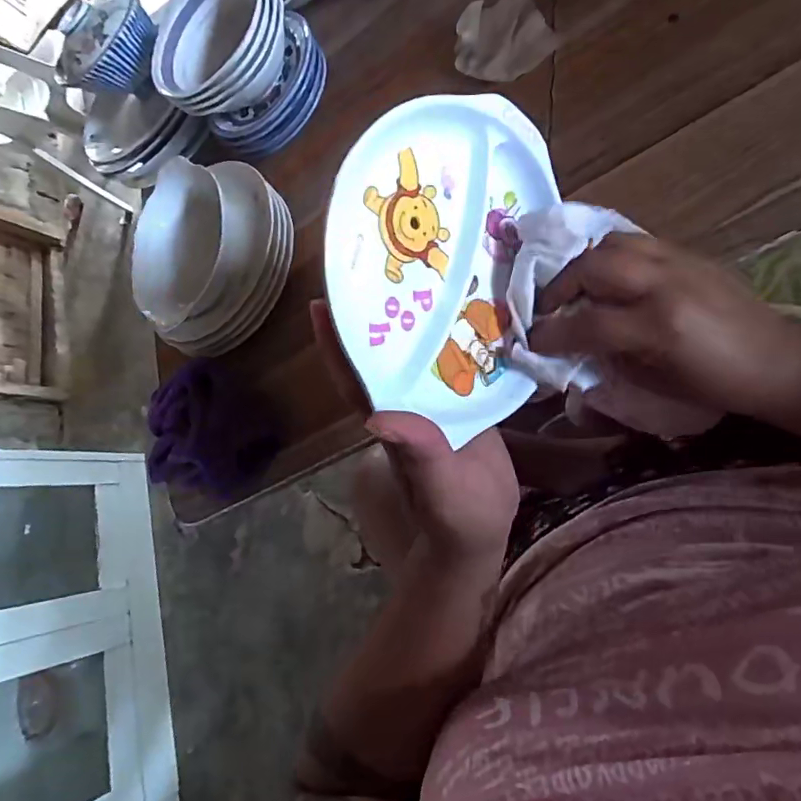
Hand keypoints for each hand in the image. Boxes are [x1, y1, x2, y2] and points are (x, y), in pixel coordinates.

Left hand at [309, 300, 518, 566]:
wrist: (482, 534)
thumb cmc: (453, 514)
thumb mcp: (436, 486)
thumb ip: (414, 452)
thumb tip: (377, 418)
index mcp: (390, 418)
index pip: (353, 377)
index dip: (334, 343)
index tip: (319, 303)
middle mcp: (406, 404)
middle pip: (384, 355)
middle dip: (378, 314)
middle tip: (382, 266)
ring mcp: (435, 404)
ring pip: (418, 355)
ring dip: (417, 321)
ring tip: (429, 274)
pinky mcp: (464, 405)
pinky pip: (455, 364)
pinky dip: (459, 338)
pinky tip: (474, 310)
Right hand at [527, 233, 800, 415]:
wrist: (779, 360)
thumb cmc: (716, 385)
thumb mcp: (655, 384)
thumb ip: (608, 358)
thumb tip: (571, 344)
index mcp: (657, 327)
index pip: (586, 323)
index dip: (550, 333)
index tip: (531, 341)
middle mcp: (664, 284)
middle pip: (591, 267)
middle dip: (559, 287)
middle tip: (548, 307)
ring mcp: (678, 261)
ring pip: (611, 243)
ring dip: (583, 264)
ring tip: (575, 286)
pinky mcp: (688, 253)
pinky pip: (635, 241)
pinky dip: (610, 256)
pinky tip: (607, 276)